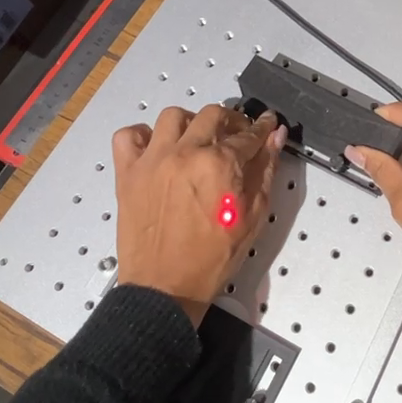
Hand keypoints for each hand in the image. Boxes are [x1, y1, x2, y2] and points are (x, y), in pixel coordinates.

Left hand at [113, 104, 285, 324]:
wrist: (165, 288)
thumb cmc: (213, 258)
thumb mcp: (253, 216)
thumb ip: (265, 170)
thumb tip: (274, 137)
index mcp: (219, 164)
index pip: (248, 134)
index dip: (262, 128)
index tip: (267, 125)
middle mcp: (184, 153)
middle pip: (212, 114)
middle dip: (231, 121)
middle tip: (236, 134)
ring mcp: (152, 161)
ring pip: (172, 116)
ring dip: (190, 122)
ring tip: (197, 139)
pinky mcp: (127, 173)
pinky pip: (129, 136)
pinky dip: (142, 135)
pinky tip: (157, 148)